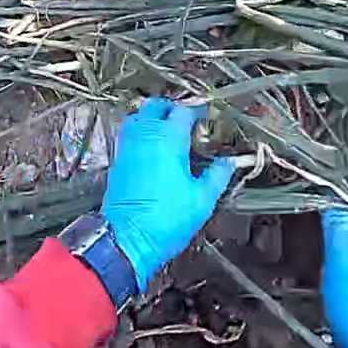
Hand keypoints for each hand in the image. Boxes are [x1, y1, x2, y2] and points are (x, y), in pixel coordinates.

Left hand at [102, 97, 235, 290]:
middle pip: (156, 106)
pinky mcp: (118, 161)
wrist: (126, 242)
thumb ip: (218, 175)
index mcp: (168, 139)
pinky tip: (154, 149)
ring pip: (139, 117)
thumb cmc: (164, 221)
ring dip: (154, 117)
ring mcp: (128, 147)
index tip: (207, 117)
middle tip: (187, 119)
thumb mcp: (202, 199)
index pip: (184, 111)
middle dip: (172, 108)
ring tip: (170, 131)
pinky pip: (130, 134)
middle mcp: (145, 137)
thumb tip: (229, 163)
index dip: (198, 111)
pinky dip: (142, 133)